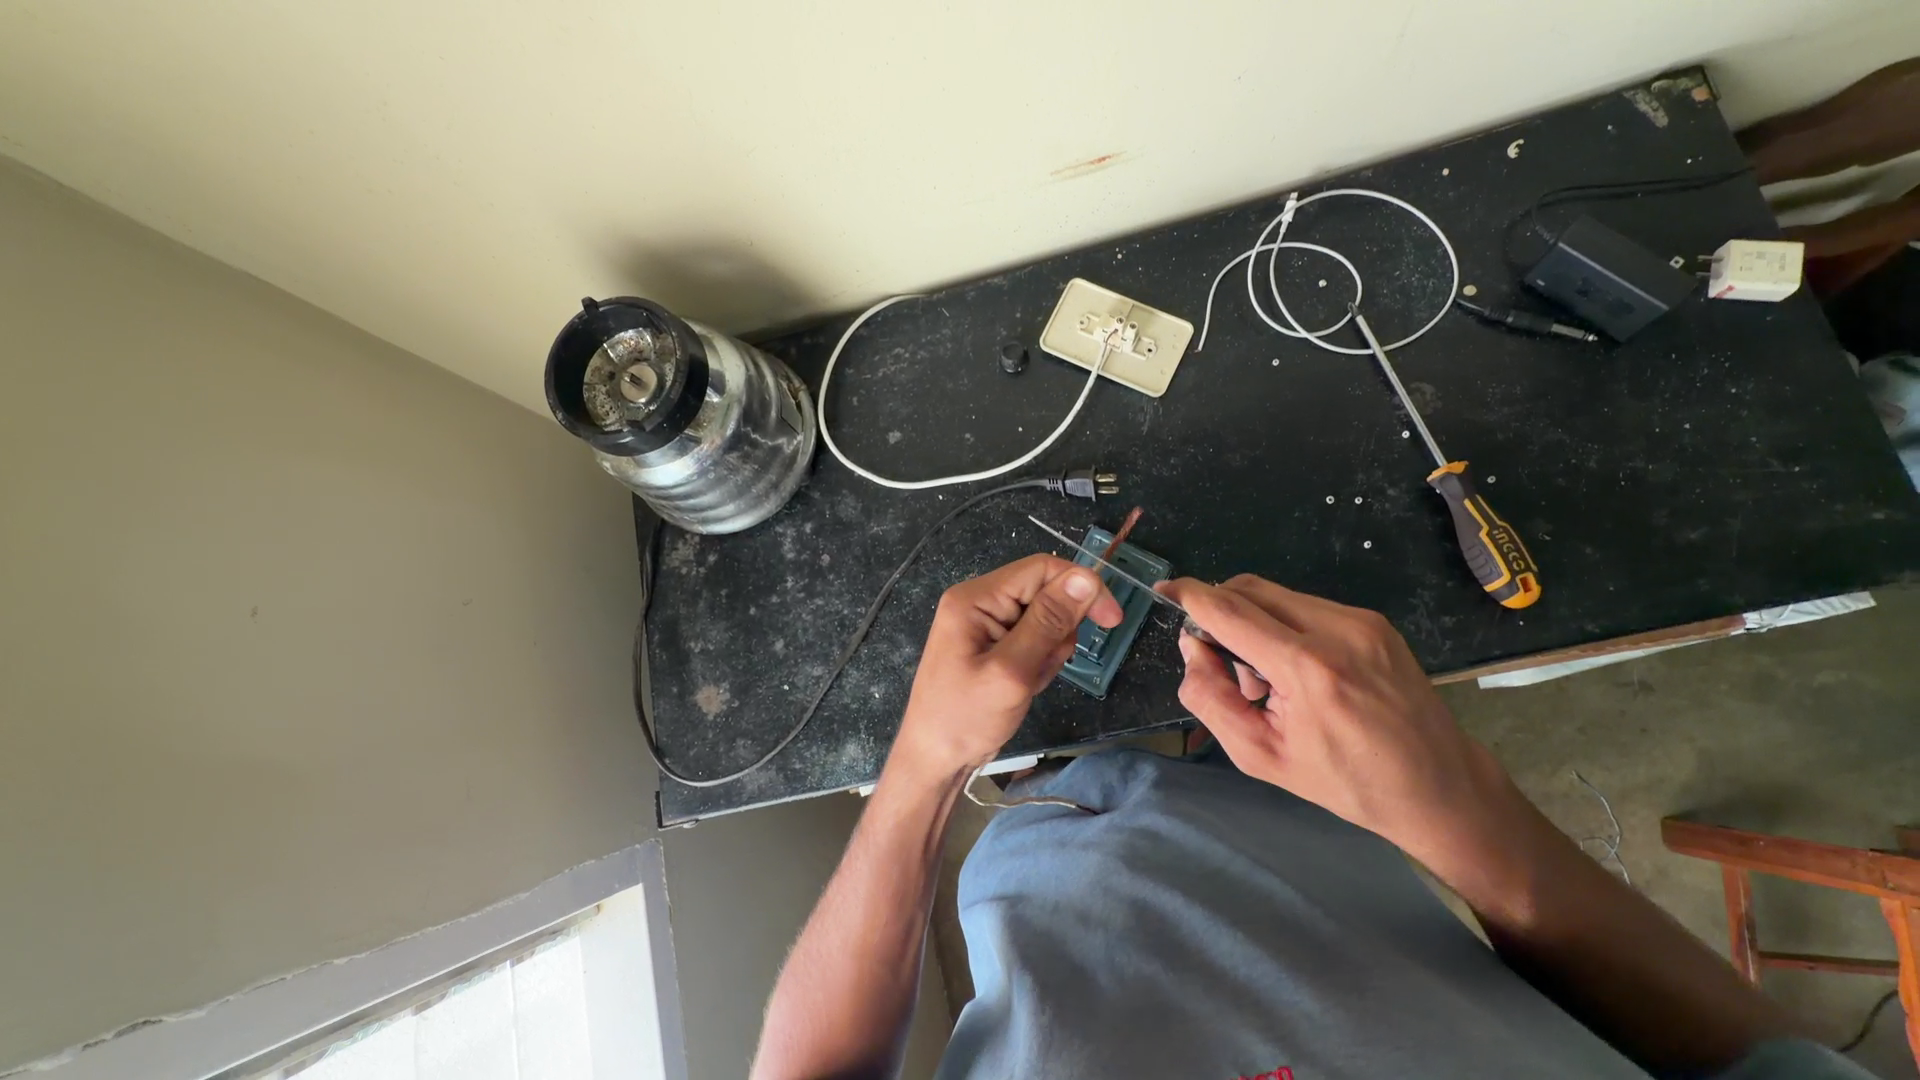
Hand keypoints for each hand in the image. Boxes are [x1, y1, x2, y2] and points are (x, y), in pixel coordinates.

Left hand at [890, 555, 1121, 779]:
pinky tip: (1024, 686)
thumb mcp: (1012, 671)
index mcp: (976, 597)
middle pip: (1046, 593)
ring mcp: (987, 624)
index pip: (1042, 568)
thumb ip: (1048, 622)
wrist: (935, 760)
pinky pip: (1035, 641)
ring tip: (1027, 683)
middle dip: (1058, 633)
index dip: (1082, 587)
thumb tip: (1085, 578)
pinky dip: (1039, 663)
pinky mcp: (995, 645)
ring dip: (1049, 653)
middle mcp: (980, 601)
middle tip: (1040, 669)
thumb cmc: (965, 718)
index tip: (1111, 620)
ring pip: (1046, 620)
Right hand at [1160, 575, 1526, 864]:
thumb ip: (1211, 697)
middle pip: (1250, 589)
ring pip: (1277, 595)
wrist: (1437, 786)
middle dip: (1219, 610)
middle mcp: (1337, 630)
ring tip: (1266, 677)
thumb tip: (1192, 647)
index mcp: (1308, 669)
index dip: (1190, 596)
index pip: (1230, 611)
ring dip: (1252, 621)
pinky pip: (1306, 606)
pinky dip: (1283, 626)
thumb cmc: (1343, 782)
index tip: (1164, 589)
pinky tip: (1297, 670)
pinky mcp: (1374, 622)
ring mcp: (1362, 621)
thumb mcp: (1259, 756)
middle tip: (1219, 658)